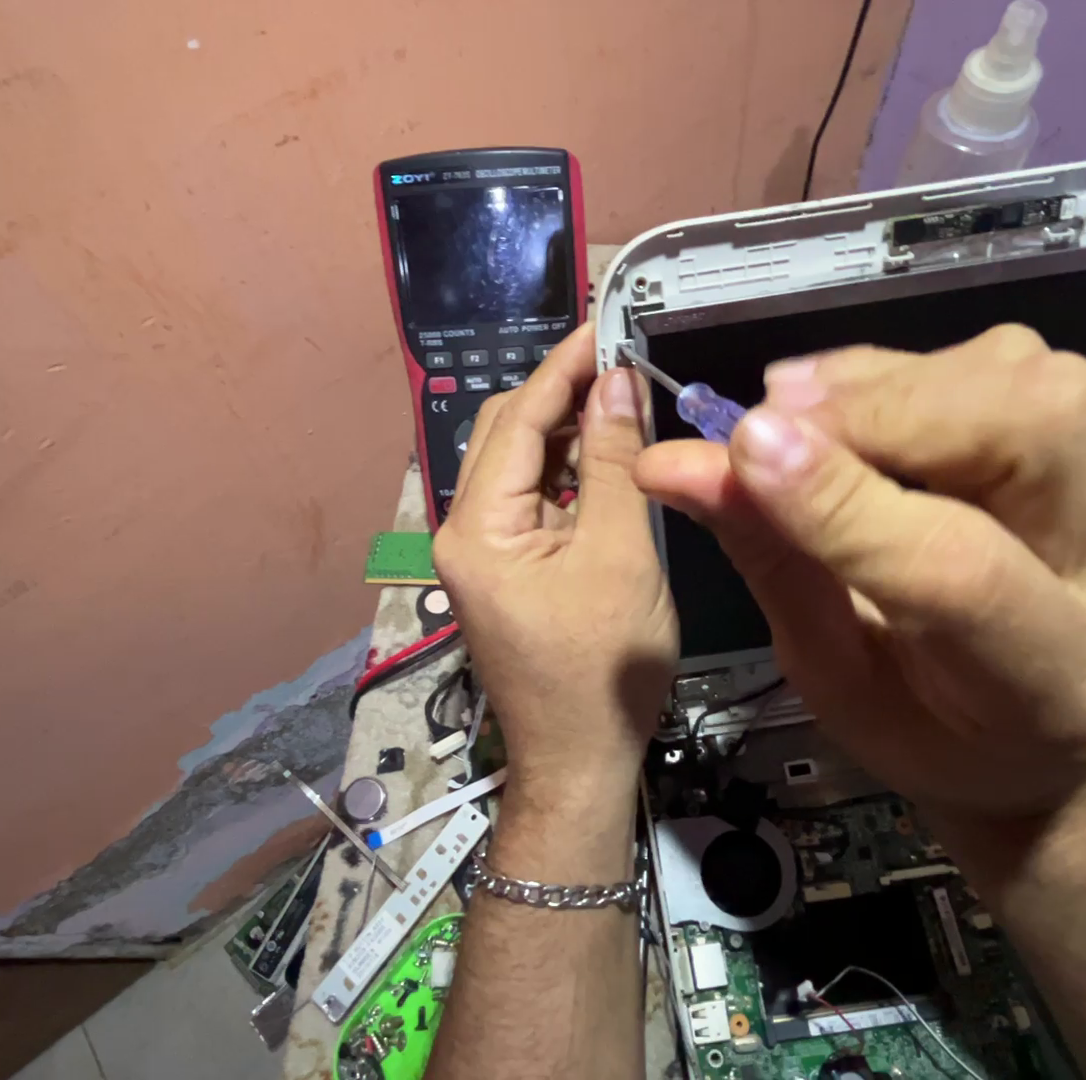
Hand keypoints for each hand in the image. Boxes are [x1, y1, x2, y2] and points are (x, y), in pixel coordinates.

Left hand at [433, 324, 679, 797]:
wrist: (580, 760)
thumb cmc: (603, 669)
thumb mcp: (620, 557)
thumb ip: (616, 464)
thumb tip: (618, 381)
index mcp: (478, 526)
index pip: (519, 419)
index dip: (563, 367)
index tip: (606, 321)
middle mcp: (464, 529)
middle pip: (507, 434)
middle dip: (561, 392)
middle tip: (621, 357)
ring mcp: (481, 550)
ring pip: (521, 464)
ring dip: (568, 429)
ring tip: (621, 396)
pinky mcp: (504, 566)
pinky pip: (533, 499)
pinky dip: (568, 472)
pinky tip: (605, 453)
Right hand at [633, 326, 1085, 819]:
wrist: (1031, 742)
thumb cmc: (923, 734)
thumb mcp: (827, 675)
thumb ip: (770, 561)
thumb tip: (679, 465)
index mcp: (1057, 690)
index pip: (961, 572)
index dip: (844, 502)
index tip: (741, 447)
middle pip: (1041, 428)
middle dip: (885, 406)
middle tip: (766, 422)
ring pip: (1029, 378)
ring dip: (882, 383)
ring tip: (785, 414)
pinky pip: (1008, 367)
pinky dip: (897, 373)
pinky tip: (833, 404)